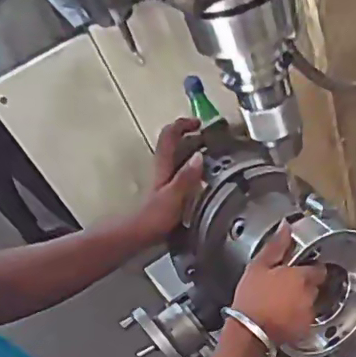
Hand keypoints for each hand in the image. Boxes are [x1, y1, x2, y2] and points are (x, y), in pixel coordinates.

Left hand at [130, 117, 204, 241]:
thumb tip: (199, 156)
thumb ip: (186, 177)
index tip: (200, 124)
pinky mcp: (170, 190)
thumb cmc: (156, 216)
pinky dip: (194, 167)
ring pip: (179, 155)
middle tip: (211, 138)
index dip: (183, 124)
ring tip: (213, 154)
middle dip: (191, 134)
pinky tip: (206, 177)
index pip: (170, 134)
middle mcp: (164, 167)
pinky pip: (183, 171)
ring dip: (193, 149)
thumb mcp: (174, 196)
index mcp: (164, 165)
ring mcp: (166, 178)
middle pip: (175, 142)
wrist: (142, 233)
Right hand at [232, 230, 326, 346]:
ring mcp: (308, 314)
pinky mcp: (305, 330)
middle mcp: (309, 295)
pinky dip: (297, 319)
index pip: (318, 269)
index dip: (309, 268)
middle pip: (314, 287)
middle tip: (284, 286)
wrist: (249, 331)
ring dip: (300, 302)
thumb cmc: (252, 298)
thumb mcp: (259, 266)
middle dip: (303, 286)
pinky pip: (304, 321)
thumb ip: (276, 246)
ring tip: (280, 303)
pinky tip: (281, 317)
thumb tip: (286, 226)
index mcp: (301, 277)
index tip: (298, 270)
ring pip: (310, 304)